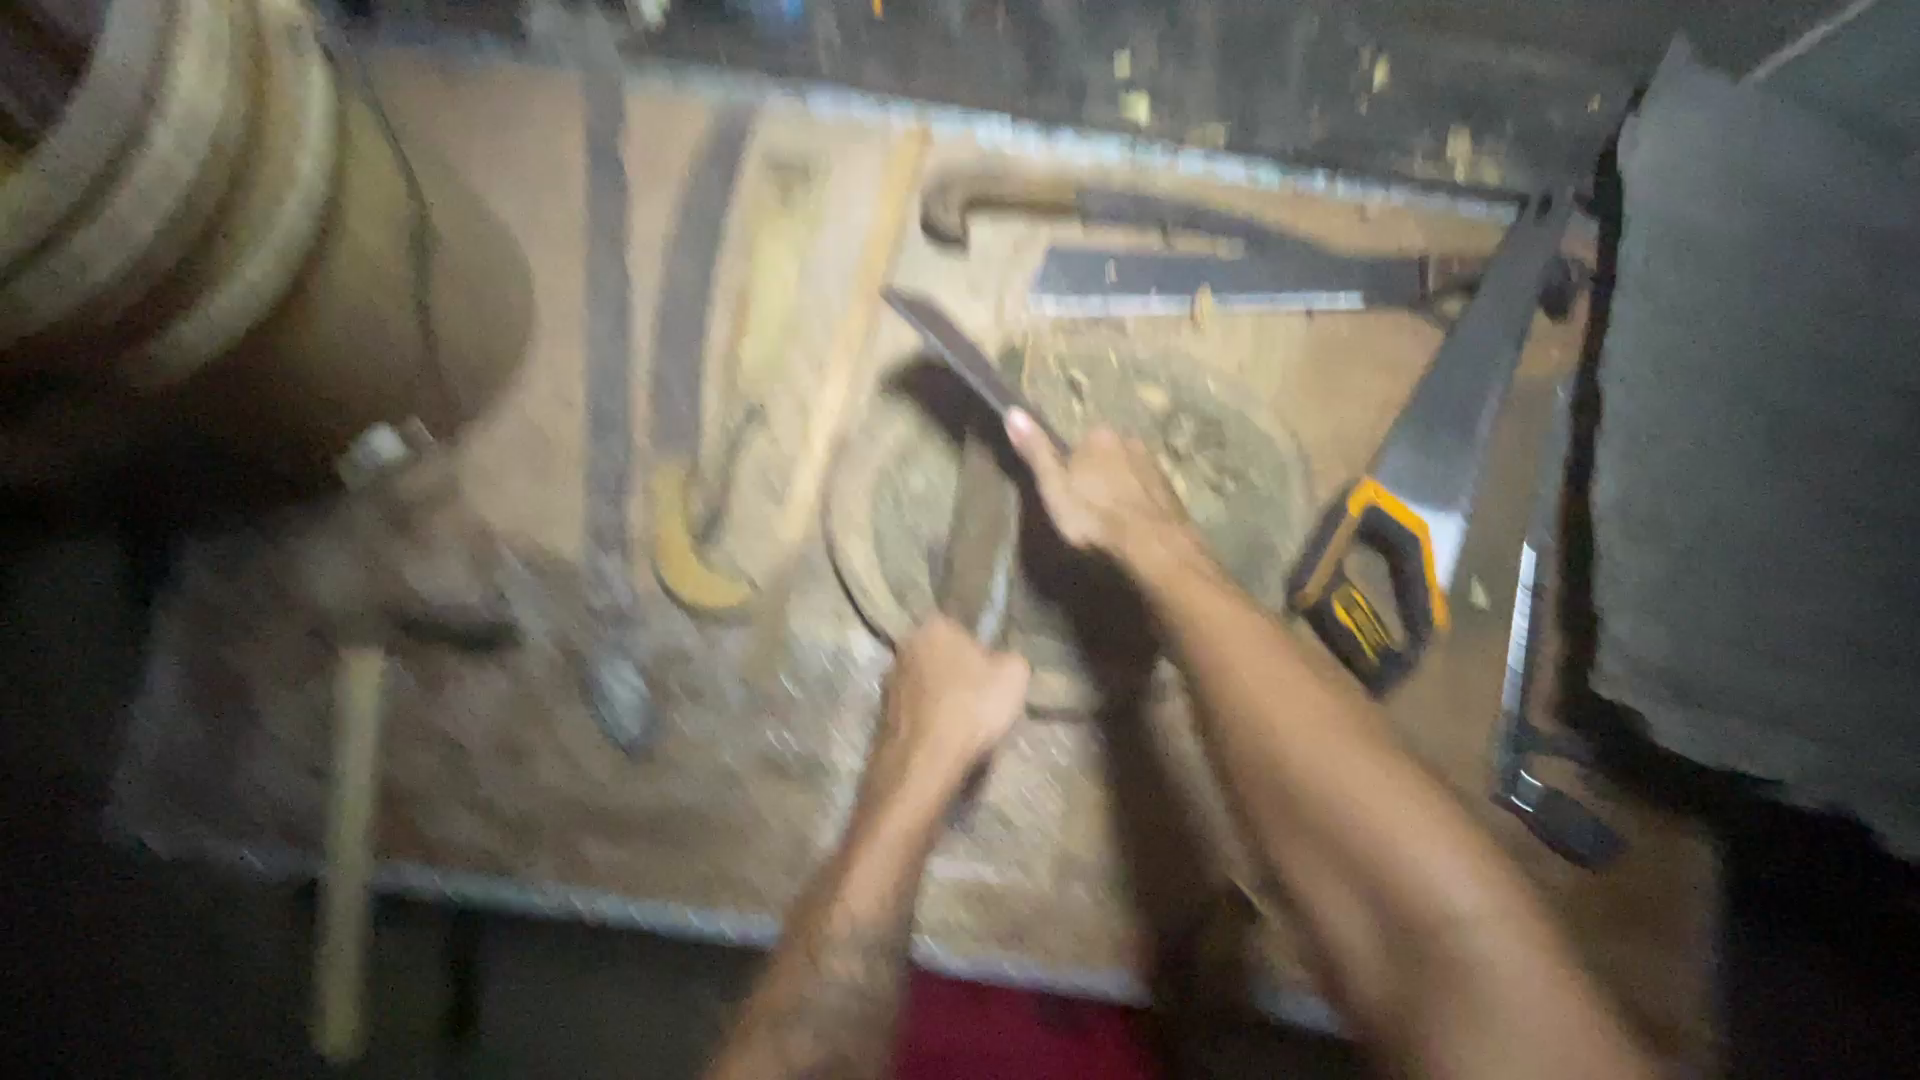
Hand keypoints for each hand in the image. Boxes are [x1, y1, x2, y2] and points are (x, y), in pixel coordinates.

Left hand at [864, 615, 1030, 807]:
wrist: (924, 760)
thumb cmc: (971, 708)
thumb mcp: (1015, 676)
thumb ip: (1010, 658)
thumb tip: (1001, 662)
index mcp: (935, 625)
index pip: (963, 631)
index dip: (982, 655)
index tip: (992, 679)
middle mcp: (905, 646)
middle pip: (942, 657)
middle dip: (958, 675)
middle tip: (980, 701)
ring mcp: (888, 680)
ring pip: (926, 685)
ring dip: (941, 700)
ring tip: (962, 727)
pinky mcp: (880, 713)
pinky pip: (915, 712)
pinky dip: (928, 722)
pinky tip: (943, 739)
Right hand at [1004, 409, 1194, 562]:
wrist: (1152, 544)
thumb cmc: (1094, 516)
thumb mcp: (1053, 486)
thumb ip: (1036, 451)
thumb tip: (1012, 411)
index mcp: (1099, 436)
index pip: (1078, 445)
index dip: (1070, 469)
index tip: (1067, 493)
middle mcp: (1130, 441)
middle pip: (1106, 456)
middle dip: (1098, 476)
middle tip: (1088, 510)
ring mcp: (1154, 465)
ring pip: (1128, 473)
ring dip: (1120, 490)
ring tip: (1111, 521)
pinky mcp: (1171, 489)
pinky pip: (1146, 491)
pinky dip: (1138, 503)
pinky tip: (1132, 525)